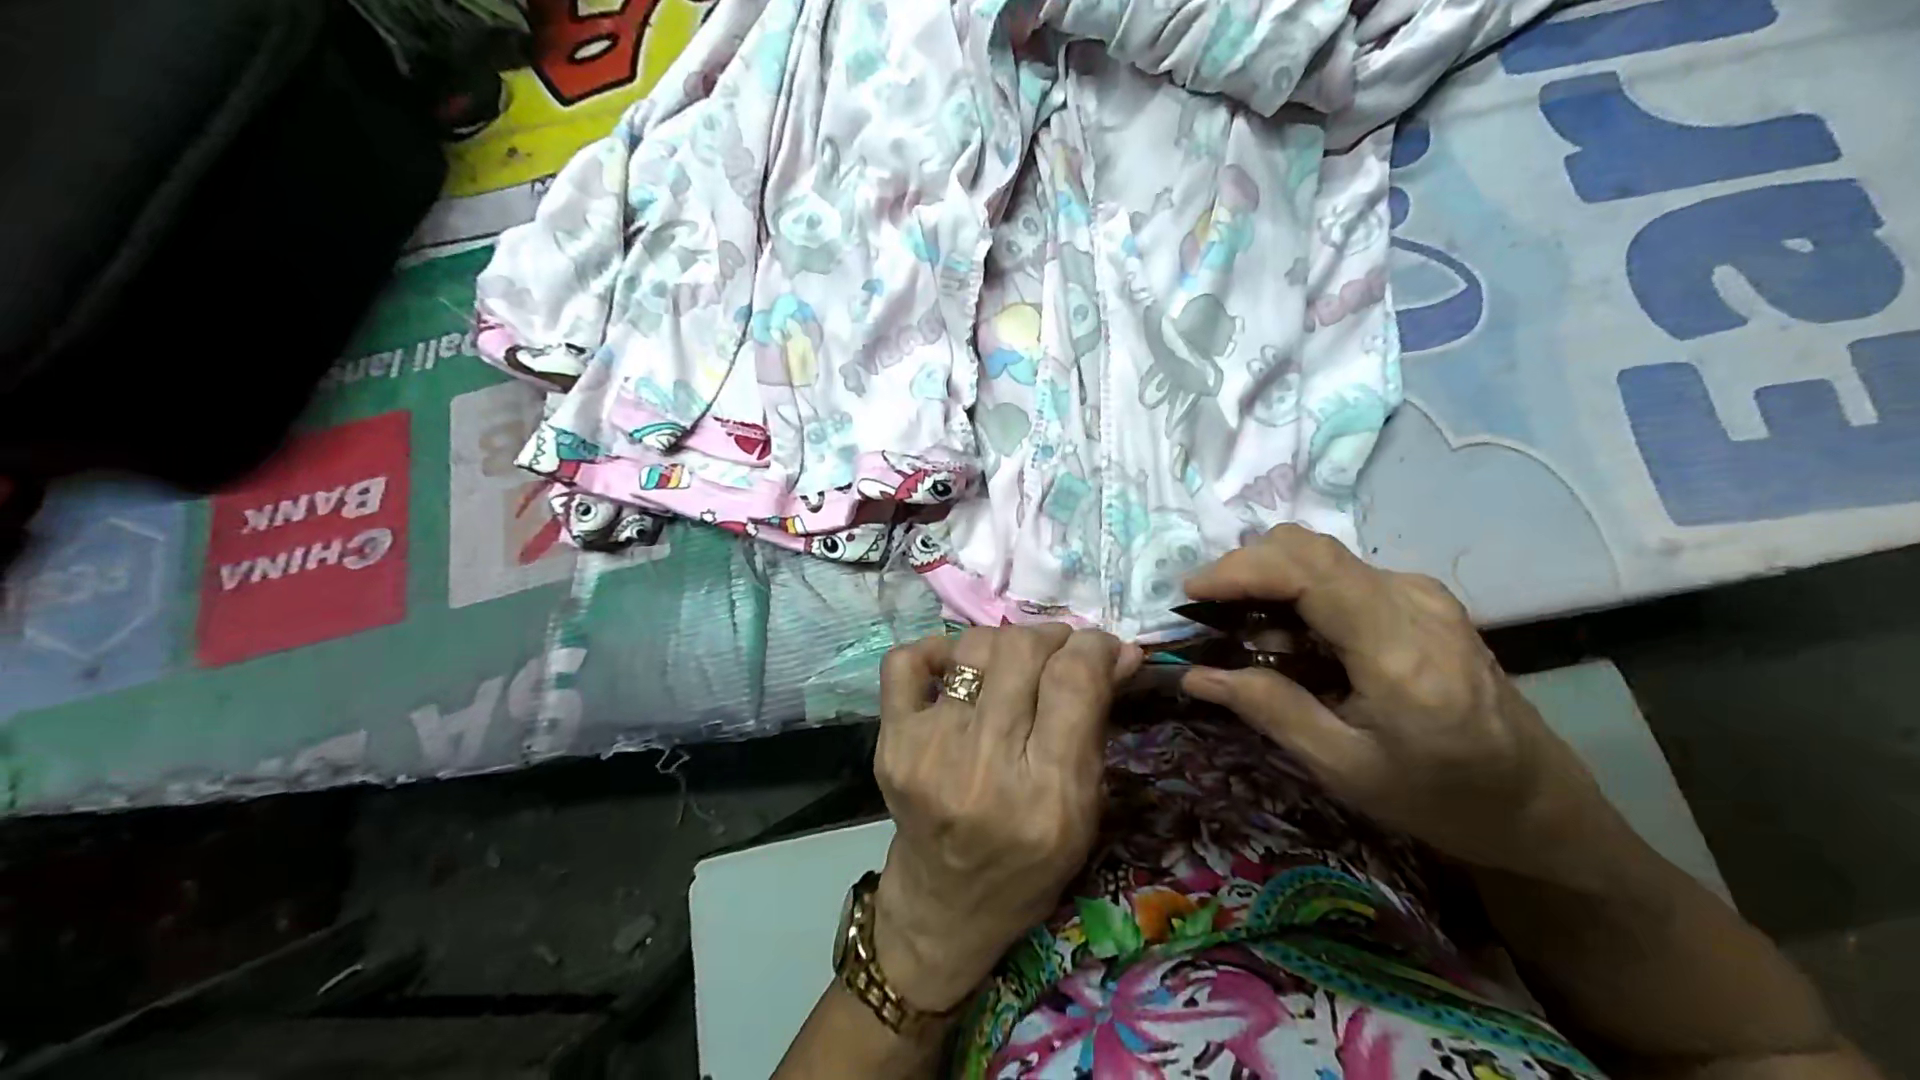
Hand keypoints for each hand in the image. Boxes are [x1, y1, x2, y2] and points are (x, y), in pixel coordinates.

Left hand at [871, 625, 1144, 1010]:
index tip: (1100, 648)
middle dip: (1051, 639)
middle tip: (1058, 654)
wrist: (947, 900)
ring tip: (1014, 664)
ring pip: (972, 646)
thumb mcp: (1085, 805)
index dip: (1094, 647)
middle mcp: (984, 766)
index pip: (1073, 680)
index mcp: (1048, 794)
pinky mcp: (890, 742)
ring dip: (1004, 642)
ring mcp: (928, 750)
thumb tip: (1122, 649)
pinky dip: (937, 651)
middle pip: (1021, 651)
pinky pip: (906, 660)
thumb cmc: (1030, 862)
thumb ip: (1097, 721)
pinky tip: (957, 672)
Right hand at [1180, 525, 1627, 885]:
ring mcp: (1421, 594)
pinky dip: (1296, 592)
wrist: (1538, 804)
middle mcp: (1412, 601)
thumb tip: (1195, 675)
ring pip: (1321, 555)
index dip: (1240, 569)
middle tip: (1206, 615)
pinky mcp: (1420, 599)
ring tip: (1242, 634)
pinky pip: (1340, 575)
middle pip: (1308, 547)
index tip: (1189, 593)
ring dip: (1268, 580)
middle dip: (1244, 568)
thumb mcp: (1343, 768)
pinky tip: (1288, 639)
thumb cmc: (1440, 798)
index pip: (1308, 571)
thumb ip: (1268, 709)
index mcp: (1397, 649)